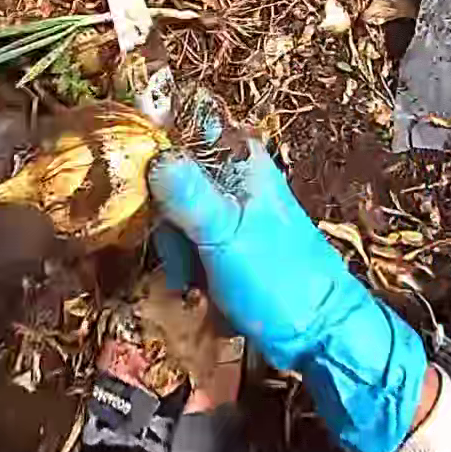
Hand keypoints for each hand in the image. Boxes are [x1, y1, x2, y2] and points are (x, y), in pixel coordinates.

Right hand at [148, 100, 426, 451]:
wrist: (320, 331)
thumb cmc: (277, 277)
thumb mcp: (225, 234)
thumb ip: (188, 194)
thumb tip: (154, 155)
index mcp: (240, 155)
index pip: (186, 120)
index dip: (154, 136)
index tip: (131, 168)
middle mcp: (235, 170)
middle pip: (172, 167)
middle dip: (161, 208)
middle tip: (171, 245)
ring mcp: (231, 203)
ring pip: (176, 204)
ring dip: (173, 242)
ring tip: (189, 274)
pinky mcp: (228, 234)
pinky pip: (189, 233)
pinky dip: (186, 257)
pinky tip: (195, 282)